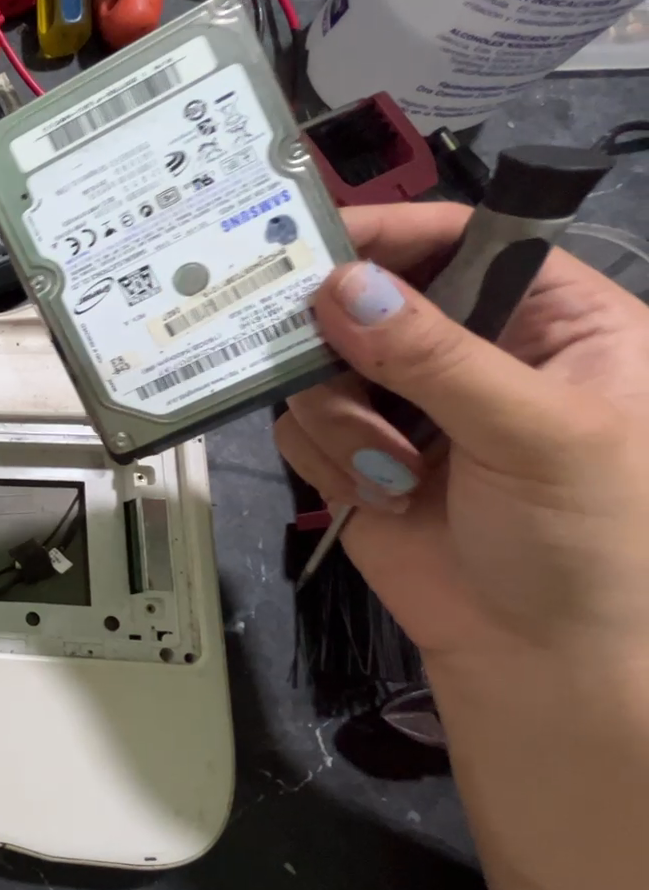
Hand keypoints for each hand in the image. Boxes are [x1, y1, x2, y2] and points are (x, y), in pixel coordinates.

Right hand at [275, 203, 648, 667]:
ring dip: (344, 424)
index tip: (307, 246)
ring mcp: (401, 405)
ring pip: (318, 373)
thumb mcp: (537, 432)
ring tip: (397, 471)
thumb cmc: (591, 539)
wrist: (539, 654)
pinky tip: (377, 493)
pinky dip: (326, 460)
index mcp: (548, 324)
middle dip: (338, 343)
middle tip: (302, 353)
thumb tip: (338, 286)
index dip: (388, 235)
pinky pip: (299, 427)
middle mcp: (465, 354)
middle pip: (364, 306)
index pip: (461, 244)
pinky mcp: (350, 451)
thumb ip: (435, 356)